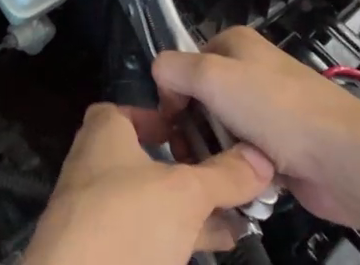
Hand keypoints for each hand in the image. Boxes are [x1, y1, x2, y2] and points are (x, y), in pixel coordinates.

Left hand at [22, 103, 275, 264]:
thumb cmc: (127, 218)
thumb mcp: (184, 192)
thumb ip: (223, 175)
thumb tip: (262, 157)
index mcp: (103, 135)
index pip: (125, 110)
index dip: (158, 116)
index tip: (194, 126)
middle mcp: (97, 167)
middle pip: (148, 159)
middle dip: (190, 168)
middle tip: (233, 175)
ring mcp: (102, 212)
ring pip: (155, 201)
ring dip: (196, 206)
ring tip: (245, 213)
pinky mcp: (110, 249)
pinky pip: (153, 234)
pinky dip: (186, 234)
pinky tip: (223, 242)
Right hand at [153, 26, 359, 228]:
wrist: (343, 160)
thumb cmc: (275, 109)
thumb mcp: (211, 76)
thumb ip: (171, 68)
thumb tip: (160, 81)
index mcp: (235, 44)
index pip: (184, 62)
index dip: (173, 90)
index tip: (171, 119)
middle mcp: (250, 72)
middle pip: (199, 100)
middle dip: (191, 129)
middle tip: (189, 153)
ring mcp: (266, 112)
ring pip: (219, 133)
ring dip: (215, 154)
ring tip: (218, 172)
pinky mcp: (280, 148)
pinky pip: (242, 158)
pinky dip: (239, 171)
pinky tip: (242, 183)